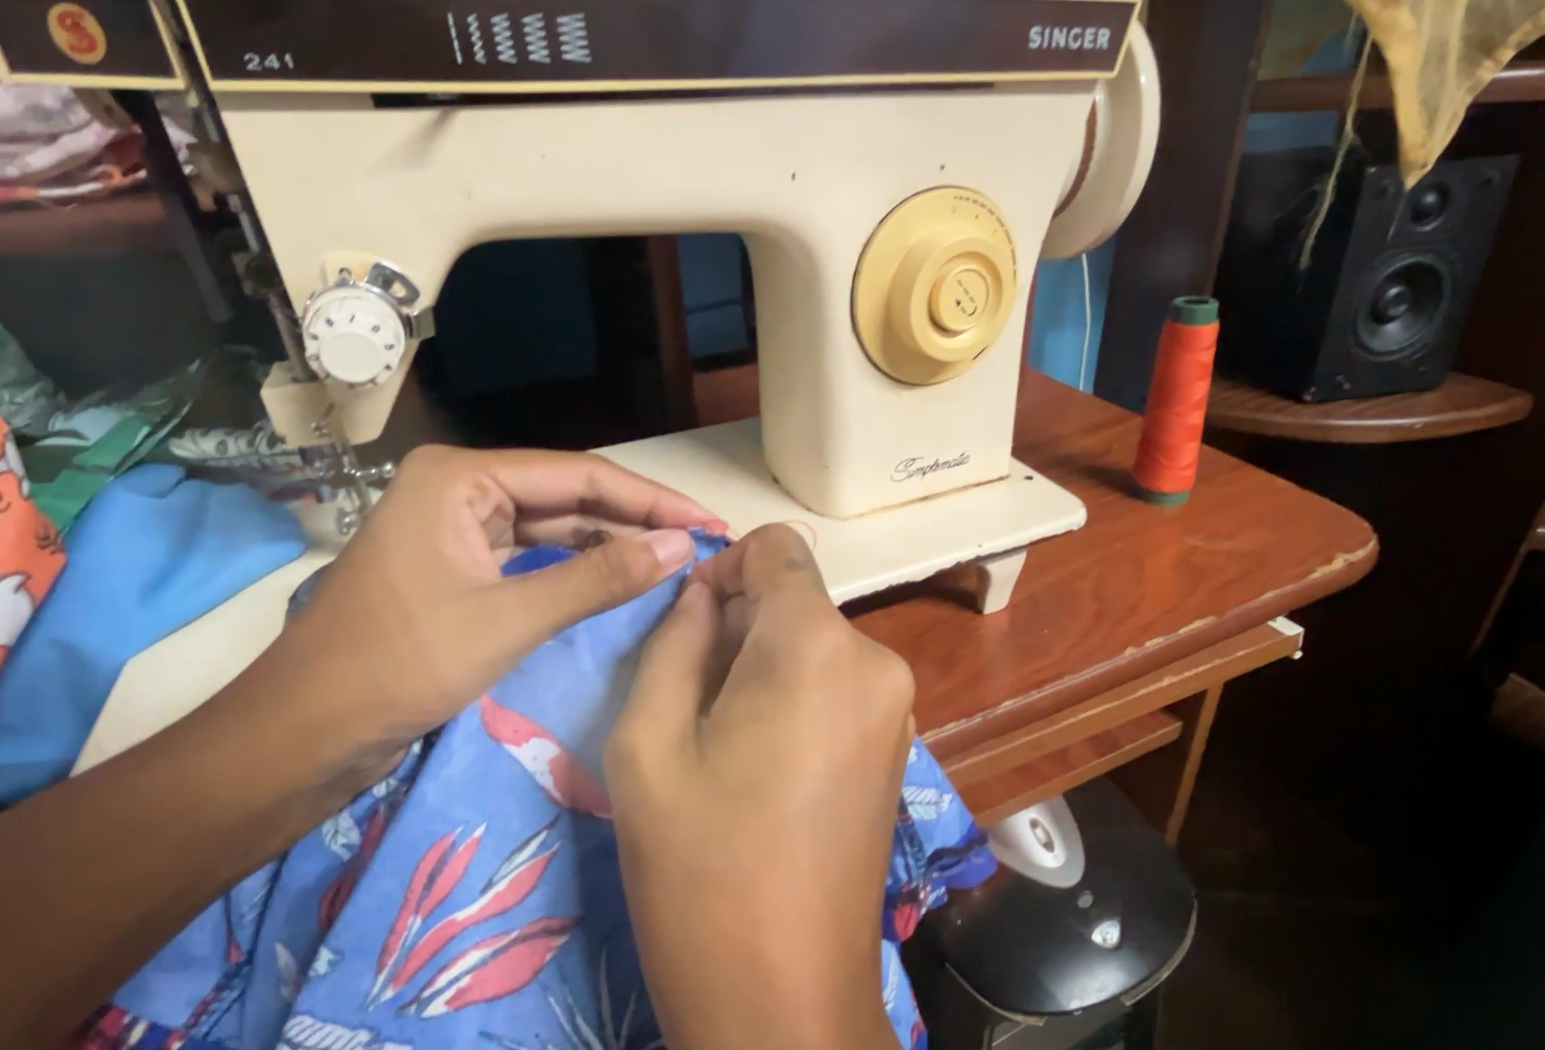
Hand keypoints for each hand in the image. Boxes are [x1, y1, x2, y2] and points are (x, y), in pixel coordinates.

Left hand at [246, 446, 723, 775]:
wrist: (301, 737)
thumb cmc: (398, 666)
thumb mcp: (509, 620)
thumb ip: (600, 578)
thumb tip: (682, 545)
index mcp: (461, 477)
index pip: (580, 476)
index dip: (652, 500)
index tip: (709, 521)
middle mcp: (460, 487)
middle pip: (570, 495)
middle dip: (636, 519)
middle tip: (704, 540)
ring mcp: (458, 527)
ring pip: (554, 525)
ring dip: (612, 542)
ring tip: (677, 557)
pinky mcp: (459, 565)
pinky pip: (533, 555)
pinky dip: (579, 566)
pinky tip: (623, 576)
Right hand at [606, 524, 913, 1049]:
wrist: (786, 997)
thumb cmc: (700, 870)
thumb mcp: (648, 745)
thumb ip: (672, 644)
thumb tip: (699, 596)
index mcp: (817, 645)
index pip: (777, 547)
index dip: (723, 565)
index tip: (685, 623)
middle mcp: (873, 659)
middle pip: (795, 599)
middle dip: (737, 624)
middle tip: (683, 696)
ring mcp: (895, 705)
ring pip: (813, 643)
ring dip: (760, 664)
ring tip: (714, 739)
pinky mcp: (896, 744)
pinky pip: (836, 684)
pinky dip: (793, 694)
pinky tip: (756, 760)